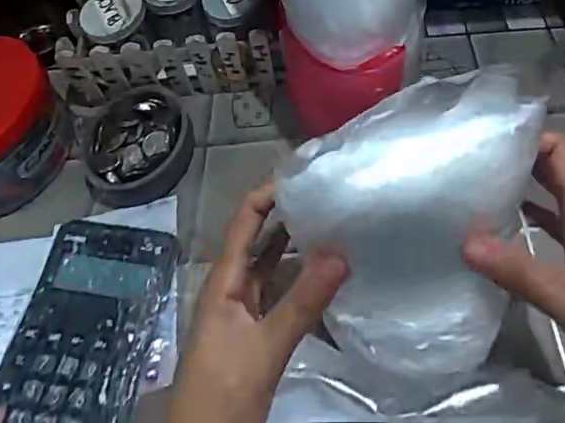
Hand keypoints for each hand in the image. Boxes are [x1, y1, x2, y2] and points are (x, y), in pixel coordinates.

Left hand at [168, 184, 347, 422]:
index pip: (245, 217)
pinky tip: (319, 272)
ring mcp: (240, 309)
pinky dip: (295, 276)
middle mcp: (230, 285)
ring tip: (327, 221)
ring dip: (292, 243)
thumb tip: (341, 252)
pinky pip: (275, 290)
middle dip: (285, 212)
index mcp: (224, 277)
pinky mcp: (251, 331)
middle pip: (257, 236)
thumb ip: (303, 301)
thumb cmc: (223, 390)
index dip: (269, 192)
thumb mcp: (265, 346)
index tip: (303, 175)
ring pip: (268, 264)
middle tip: (324, 193)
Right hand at [462, 133, 564, 422]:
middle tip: (477, 153)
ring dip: (523, 190)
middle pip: (556, 175)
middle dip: (521, 159)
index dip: (533, 136)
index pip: (563, 154)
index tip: (493, 134)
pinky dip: (529, 228)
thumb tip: (465, 239)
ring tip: (482, 185)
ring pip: (553, 205)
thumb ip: (518, 270)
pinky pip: (553, 238)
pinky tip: (503, 234)